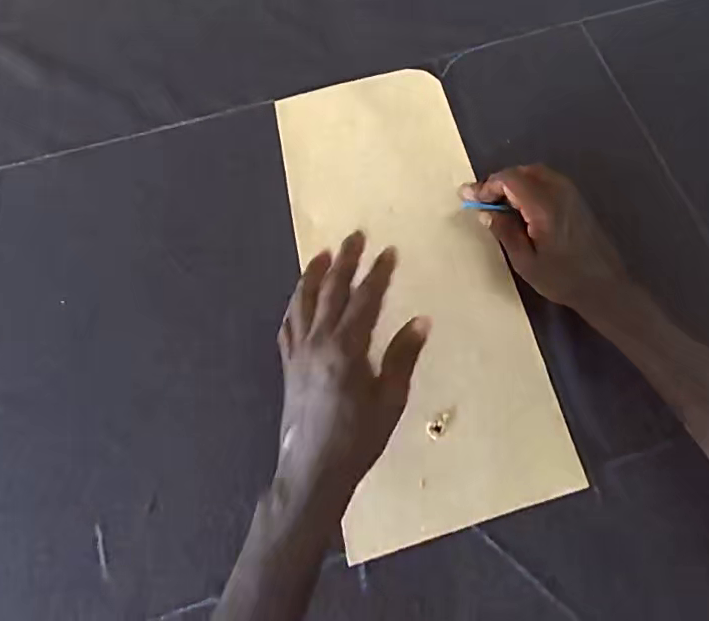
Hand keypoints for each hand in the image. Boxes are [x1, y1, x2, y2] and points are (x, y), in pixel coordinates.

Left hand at [272, 231, 429, 523]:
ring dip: (313, 274)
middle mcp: (318, 341)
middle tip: (354, 236)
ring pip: (303, 301)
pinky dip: (294, 304)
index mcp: (346, 347)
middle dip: (345, 261)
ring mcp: (298, 351)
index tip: (388, 251)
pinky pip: (288, 325)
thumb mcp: (389, 401)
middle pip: (331, 290)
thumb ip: (403, 357)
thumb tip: (421, 321)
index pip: (365, 299)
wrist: (313, 472)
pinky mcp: (287, 364)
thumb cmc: (357, 438)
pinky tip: (298, 298)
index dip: (377, 273)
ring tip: (322, 254)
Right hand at [463, 164, 635, 316]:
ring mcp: (570, 193)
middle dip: (498, 182)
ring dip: (513, 182)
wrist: (605, 287)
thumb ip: (504, 231)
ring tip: (498, 202)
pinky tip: (520, 205)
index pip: (509, 180)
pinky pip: (547, 180)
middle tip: (481, 199)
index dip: (486, 185)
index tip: (468, 197)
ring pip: (534, 173)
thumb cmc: (563, 278)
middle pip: (521, 171)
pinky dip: (528, 185)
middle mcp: (559, 191)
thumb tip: (486, 211)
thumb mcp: (525, 261)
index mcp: (544, 206)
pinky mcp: (576, 199)